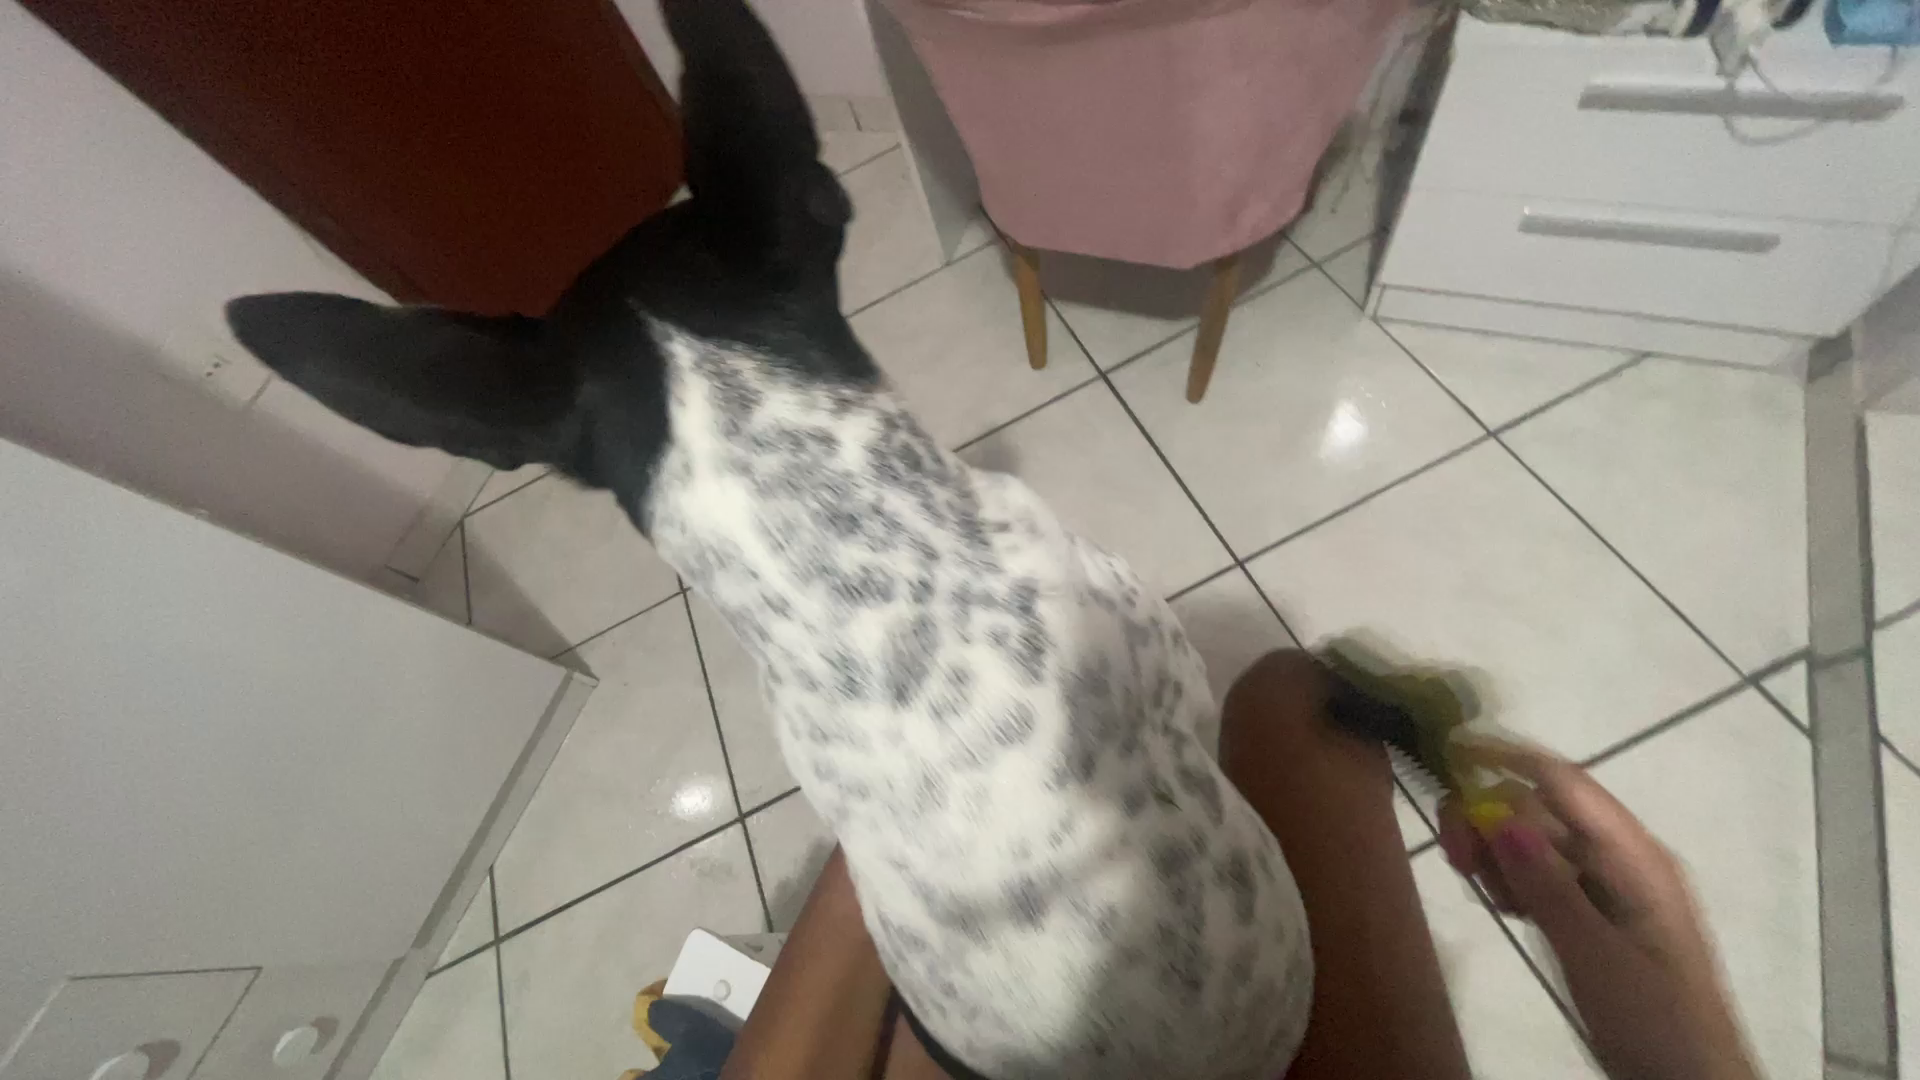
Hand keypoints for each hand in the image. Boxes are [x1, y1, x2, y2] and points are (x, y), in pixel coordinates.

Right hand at [1436, 737, 1761, 1079]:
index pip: (1563, 781)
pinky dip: (1505, 872)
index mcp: (1634, 857)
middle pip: (1534, 803)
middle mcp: (1619, 855)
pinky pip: (1533, 863)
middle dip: (1485, 816)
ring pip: (1526, 832)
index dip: (1504, 757)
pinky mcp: (1587, 902)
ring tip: (1485, 893)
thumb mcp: (1597, 959)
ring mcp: (1604, 878)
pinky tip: (1503, 904)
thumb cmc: (1655, 1024)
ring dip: (1492, 848)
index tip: (1446, 755)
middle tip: (1455, 858)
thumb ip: (1549, 887)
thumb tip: (1498, 816)